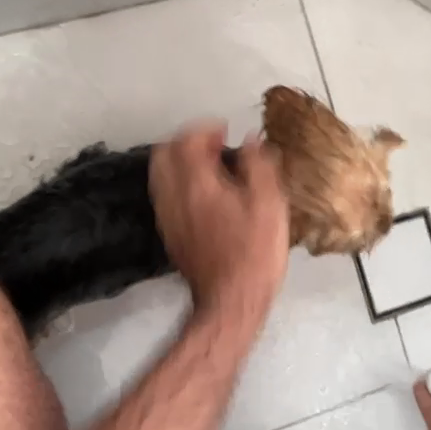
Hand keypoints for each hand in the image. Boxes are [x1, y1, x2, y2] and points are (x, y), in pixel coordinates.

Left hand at [150, 121, 289, 328]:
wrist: (231, 301)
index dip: (205, 128)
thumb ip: (259, 165)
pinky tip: (201, 193)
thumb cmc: (255, 252)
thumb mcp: (270, 205)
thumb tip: (251, 139)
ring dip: (179, 161)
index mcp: (197, 184)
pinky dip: (177, 183)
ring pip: (160, 174)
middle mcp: (173, 196)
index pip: (186, 140)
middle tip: (214, 145)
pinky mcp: (168, 234)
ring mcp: (167, 217)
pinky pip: (164, 195)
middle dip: (187, 140)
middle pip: (164, 153)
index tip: (226, 132)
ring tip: (207, 166)